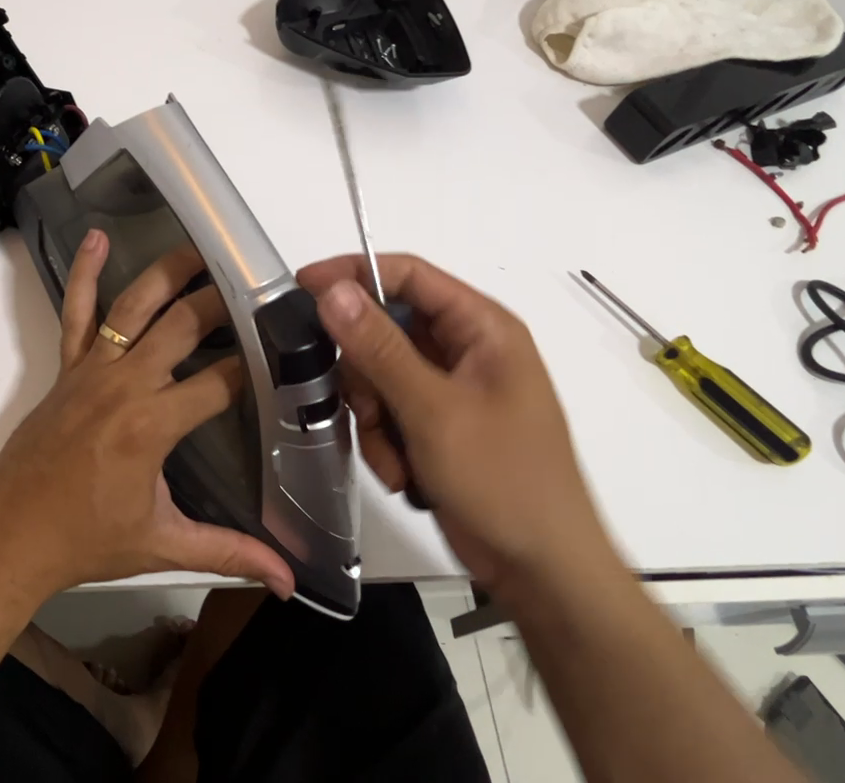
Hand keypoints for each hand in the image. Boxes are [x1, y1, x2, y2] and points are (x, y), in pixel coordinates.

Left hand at [0, 231, 295, 603]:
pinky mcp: (66, 369)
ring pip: (134, 305)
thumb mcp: (164, 545)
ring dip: (169, 272)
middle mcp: (124, 385)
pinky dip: (84, 273)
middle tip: (258, 285)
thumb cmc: (86, 543)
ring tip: (202, 249)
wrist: (8, 539)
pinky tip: (98, 238)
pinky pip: (75, 312)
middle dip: (224, 302)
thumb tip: (289, 580)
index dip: (258, 364)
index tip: (287, 347)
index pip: (222, 381)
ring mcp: (90, 370)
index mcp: (152, 425)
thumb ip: (230, 553)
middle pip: (185, 326)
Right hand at [295, 255, 608, 585]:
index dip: (353, 274)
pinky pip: (390, 414)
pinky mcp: (439, 427)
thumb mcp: (434, 410)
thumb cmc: (502, 480)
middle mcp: (467, 350)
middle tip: (365, 408)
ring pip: (380, 377)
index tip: (302, 288)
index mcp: (482, 327)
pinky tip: (407, 476)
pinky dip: (387, 443)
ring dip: (376, 419)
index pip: (408, 275)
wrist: (542, 570)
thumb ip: (379, 347)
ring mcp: (452, 391)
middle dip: (367, 376)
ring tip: (397, 457)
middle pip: (386, 330)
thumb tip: (332, 290)